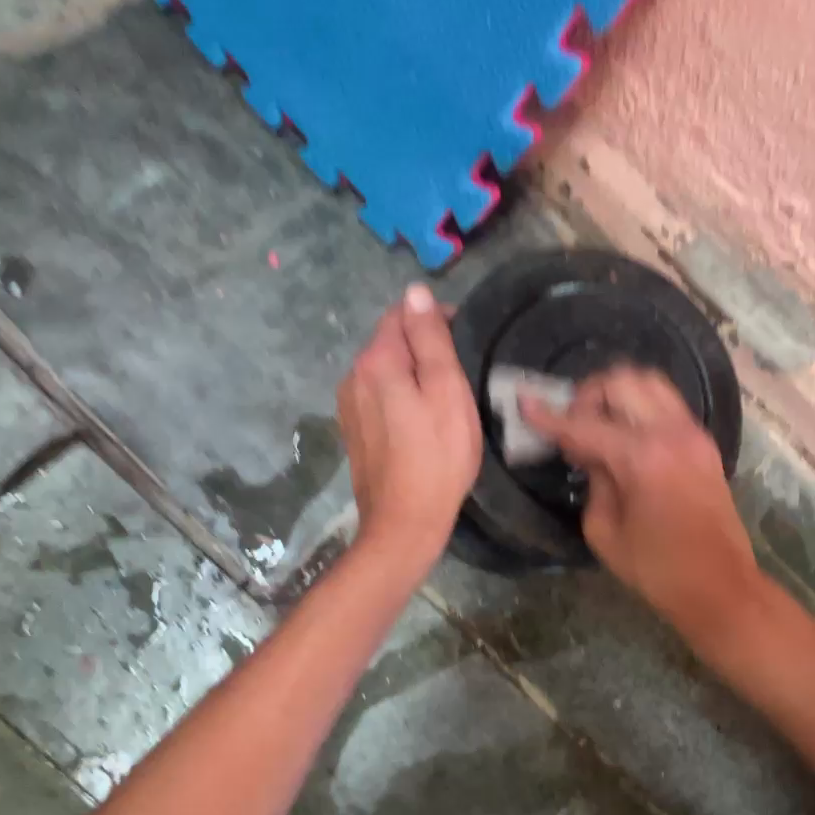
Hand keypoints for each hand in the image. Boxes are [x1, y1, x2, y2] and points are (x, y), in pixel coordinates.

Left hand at [337, 285, 480, 559]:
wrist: (405, 522)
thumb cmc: (438, 454)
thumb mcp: (447, 390)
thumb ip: (431, 338)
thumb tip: (415, 291)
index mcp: (377, 360)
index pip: (402, 314)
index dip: (435, 319)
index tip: (466, 341)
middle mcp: (354, 375)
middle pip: (391, 341)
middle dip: (424, 345)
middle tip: (462, 373)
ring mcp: (349, 405)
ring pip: (386, 369)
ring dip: (413, 372)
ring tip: (445, 397)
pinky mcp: (353, 429)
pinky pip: (380, 395)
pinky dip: (401, 395)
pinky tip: (422, 420)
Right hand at [521, 366, 761, 627]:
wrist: (720, 586)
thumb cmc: (658, 570)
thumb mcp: (604, 531)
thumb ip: (593, 480)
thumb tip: (591, 453)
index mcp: (642, 457)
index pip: (585, 424)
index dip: (549, 416)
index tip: (524, 402)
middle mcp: (670, 432)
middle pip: (622, 382)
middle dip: (588, 395)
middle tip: (572, 424)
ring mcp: (692, 432)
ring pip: (649, 382)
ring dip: (618, 394)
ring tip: (599, 424)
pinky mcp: (704, 441)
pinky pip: (666, 403)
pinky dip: (640, 406)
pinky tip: (625, 435)